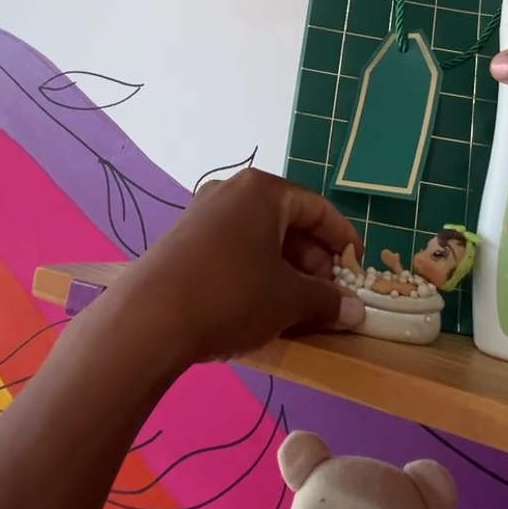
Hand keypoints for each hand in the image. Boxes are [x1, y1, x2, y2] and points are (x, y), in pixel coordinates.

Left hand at [106, 168, 365, 364]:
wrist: (150, 318)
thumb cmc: (231, 295)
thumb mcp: (289, 299)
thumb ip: (327, 300)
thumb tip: (356, 311)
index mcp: (262, 190)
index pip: (317, 208)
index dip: (343, 240)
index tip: (358, 271)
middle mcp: (231, 191)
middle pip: (287, 221)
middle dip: (313, 260)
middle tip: (328, 296)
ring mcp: (203, 213)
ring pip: (259, 237)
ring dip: (285, 269)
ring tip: (299, 307)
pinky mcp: (184, 240)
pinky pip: (234, 248)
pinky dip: (256, 271)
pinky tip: (261, 307)